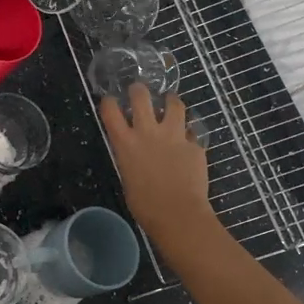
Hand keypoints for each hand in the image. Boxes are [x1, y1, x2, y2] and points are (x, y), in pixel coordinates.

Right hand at [100, 84, 210, 240]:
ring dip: (171, 101)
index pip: (110, 110)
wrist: (177, 213)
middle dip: (139, 90)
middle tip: (140, 91)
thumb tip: (137, 153)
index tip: (111, 100)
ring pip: (174, 104)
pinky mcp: (195, 144)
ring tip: (171, 102)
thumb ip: (130, 158)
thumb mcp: (128, 177)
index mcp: (125, 143)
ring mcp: (174, 136)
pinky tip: (189, 141)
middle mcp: (148, 132)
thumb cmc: (145, 205)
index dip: (109, 102)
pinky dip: (188, 134)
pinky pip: (192, 132)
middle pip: (141, 96)